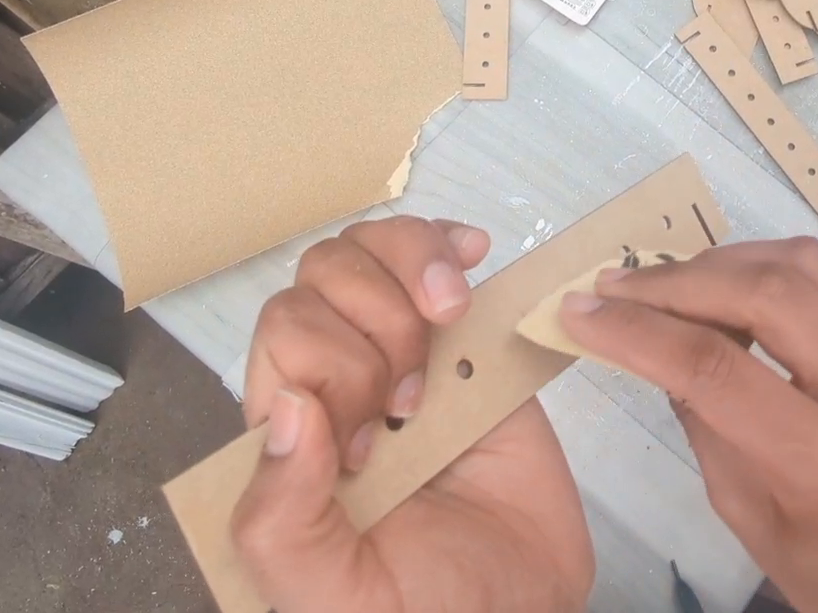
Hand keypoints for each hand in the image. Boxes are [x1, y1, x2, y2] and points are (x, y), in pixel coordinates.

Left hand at [231, 217, 593, 611]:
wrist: (535, 600)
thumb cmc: (436, 612)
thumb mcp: (338, 600)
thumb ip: (282, 525)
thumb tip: (289, 406)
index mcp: (293, 436)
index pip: (284, 335)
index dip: (332, 366)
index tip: (377, 440)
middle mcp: (341, 377)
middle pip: (321, 277)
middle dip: (378, 325)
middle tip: (414, 402)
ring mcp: (406, 346)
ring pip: (370, 252)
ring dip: (413, 267)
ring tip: (453, 316)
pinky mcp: (465, 334)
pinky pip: (437, 254)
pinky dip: (447, 241)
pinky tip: (473, 252)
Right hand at [560, 238, 817, 612]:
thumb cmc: (816, 555)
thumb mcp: (736, 505)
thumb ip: (696, 409)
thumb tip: (639, 327)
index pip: (718, 372)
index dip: (638, 331)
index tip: (581, 309)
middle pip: (768, 296)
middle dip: (678, 281)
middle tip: (618, 285)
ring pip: (799, 265)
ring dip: (719, 262)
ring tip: (668, 283)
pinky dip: (761, 262)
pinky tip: (725, 282)